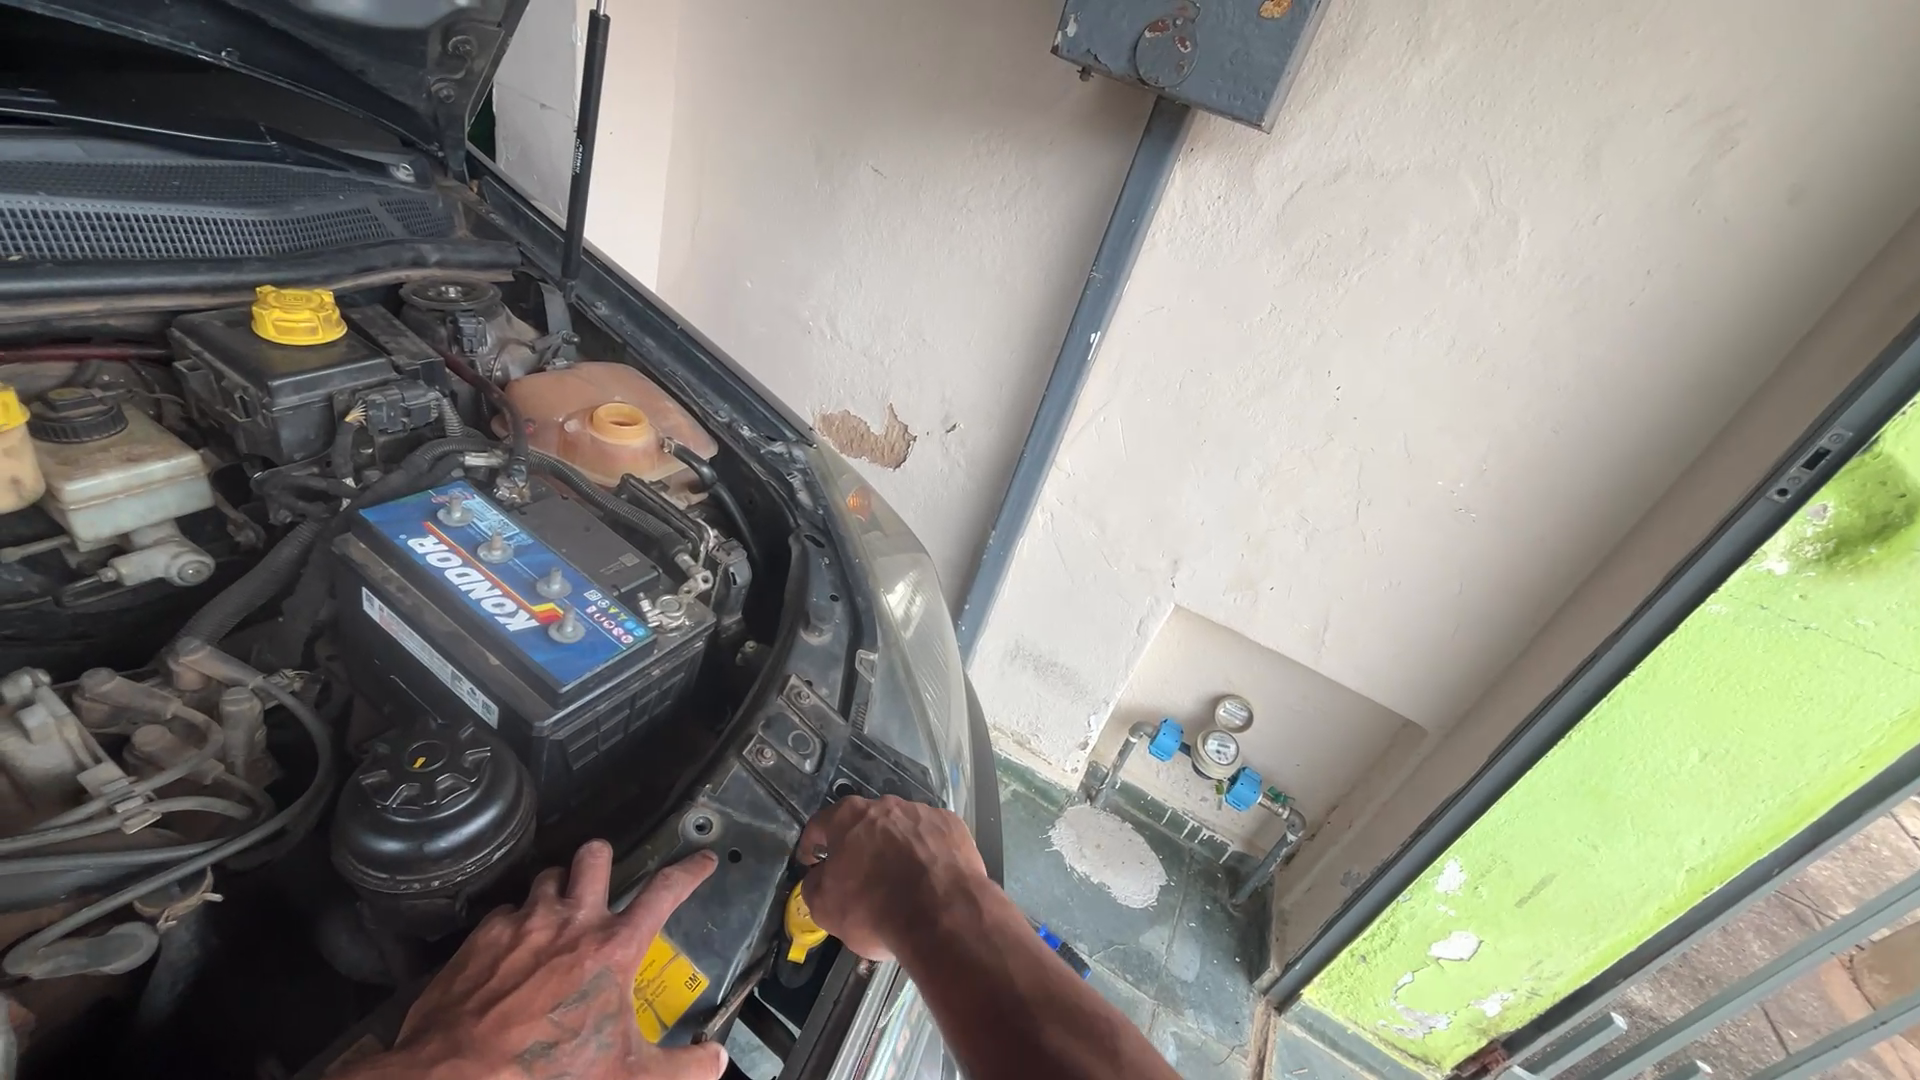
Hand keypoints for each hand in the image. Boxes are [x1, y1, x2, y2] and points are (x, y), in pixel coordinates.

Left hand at [341, 842, 726, 1079]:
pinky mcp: (481, 938)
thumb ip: (682, 1070)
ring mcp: (524, 924)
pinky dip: (512, 926)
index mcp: (615, 946)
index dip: (690, 870)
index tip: (703, 860)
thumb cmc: (547, 1076)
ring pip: (547, 877)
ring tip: (554, 916)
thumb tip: (716, 1063)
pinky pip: (504, 913)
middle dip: (601, 859)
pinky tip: (508, 953)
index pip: (666, 890)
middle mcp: (573, 921)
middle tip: (601, 879)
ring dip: (556, 891)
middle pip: (595, 856)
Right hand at [796, 795, 988, 960]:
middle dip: (860, 847)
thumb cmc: (874, 909)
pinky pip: (932, 838)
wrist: (943, 915)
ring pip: (901, 829)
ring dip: (896, 848)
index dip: (813, 844)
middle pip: (865, 824)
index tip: (812, 861)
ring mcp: (923, 812)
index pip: (821, 824)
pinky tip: (930, 879)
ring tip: (901, 881)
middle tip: (860, 877)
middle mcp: (886, 805)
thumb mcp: (825, 908)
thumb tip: (820, 876)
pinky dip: (927, 853)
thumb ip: (815, 884)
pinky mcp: (952, 825)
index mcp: (850, 817)